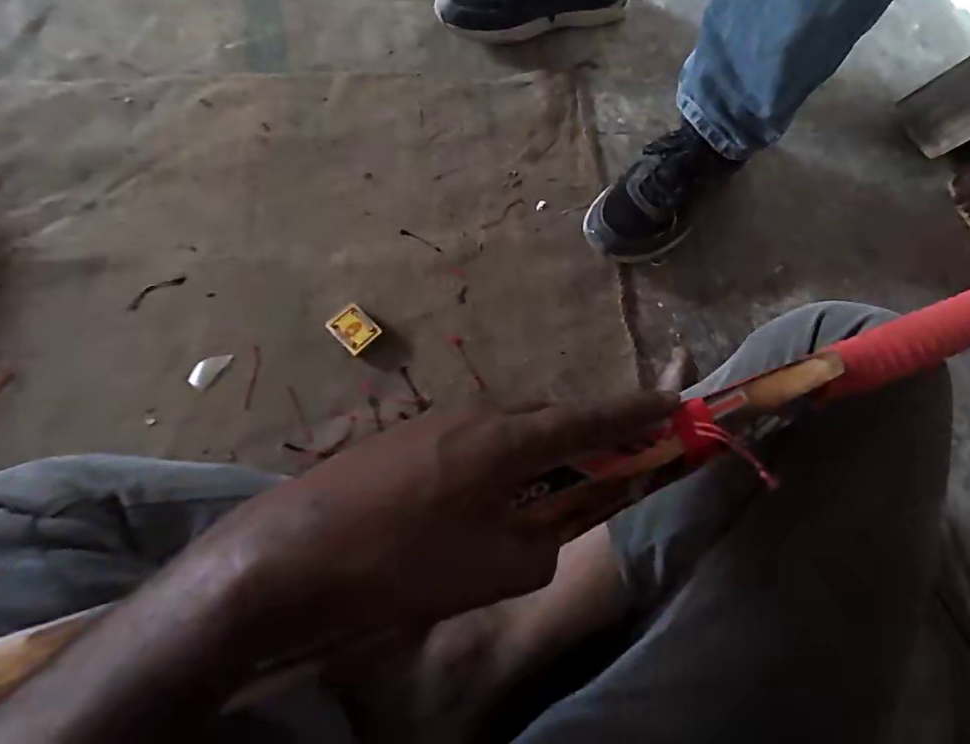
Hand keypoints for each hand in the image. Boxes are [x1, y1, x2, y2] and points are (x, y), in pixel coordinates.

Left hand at [199, 389, 678, 646]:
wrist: (298, 546)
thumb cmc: (403, 562)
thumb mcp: (494, 569)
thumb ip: (544, 541)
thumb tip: (552, 523)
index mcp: (506, 440)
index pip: (588, 420)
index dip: (634, 412)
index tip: (672, 400)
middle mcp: (477, 412)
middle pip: (548, 416)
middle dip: (583, 435)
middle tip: (603, 464)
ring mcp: (438, 415)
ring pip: (507, 425)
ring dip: (534, 450)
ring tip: (535, 492)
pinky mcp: (409, 430)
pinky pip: (473, 434)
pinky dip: (496, 455)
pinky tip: (476, 494)